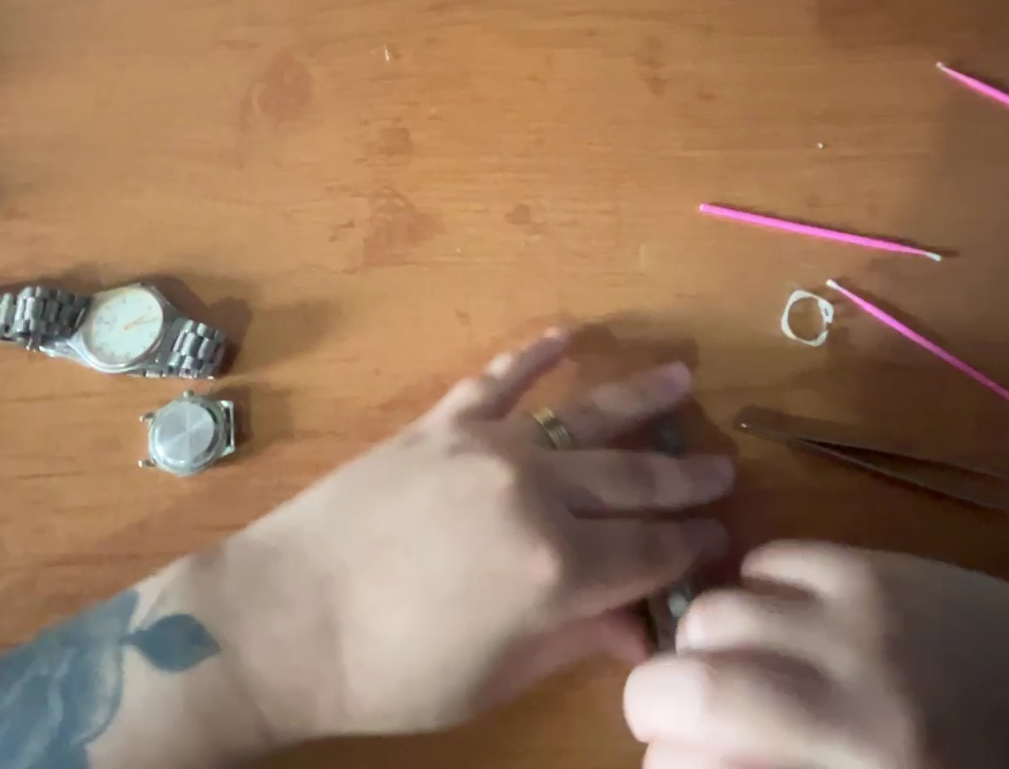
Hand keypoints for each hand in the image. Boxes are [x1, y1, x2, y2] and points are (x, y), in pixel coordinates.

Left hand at [210, 328, 734, 742]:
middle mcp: (537, 492)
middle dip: (685, 477)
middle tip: (723, 469)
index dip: (691, 546)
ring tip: (683, 377)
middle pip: (633, 479)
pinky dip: (535, 351)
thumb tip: (641, 628)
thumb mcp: (497, 675)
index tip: (719, 537)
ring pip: (585, 416)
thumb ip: (577, 638)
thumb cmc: (391, 671)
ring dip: (639, 398)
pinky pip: (501, 377)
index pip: (651, 551)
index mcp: (559, 568)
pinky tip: (567, 332)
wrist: (285, 616)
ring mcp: (489, 446)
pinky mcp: (443, 421)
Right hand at [625, 543, 1008, 768]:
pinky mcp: (870, 561)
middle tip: (683, 726)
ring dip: (704, 650)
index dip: (664, 767)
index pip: (701, 765)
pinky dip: (754, 598)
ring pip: (712, 612)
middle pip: (684, 680)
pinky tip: (789, 627)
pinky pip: (765, 564)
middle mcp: (844, 693)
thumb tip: (704, 764)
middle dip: (655, 705)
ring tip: (742, 674)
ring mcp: (854, 612)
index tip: (674, 768)